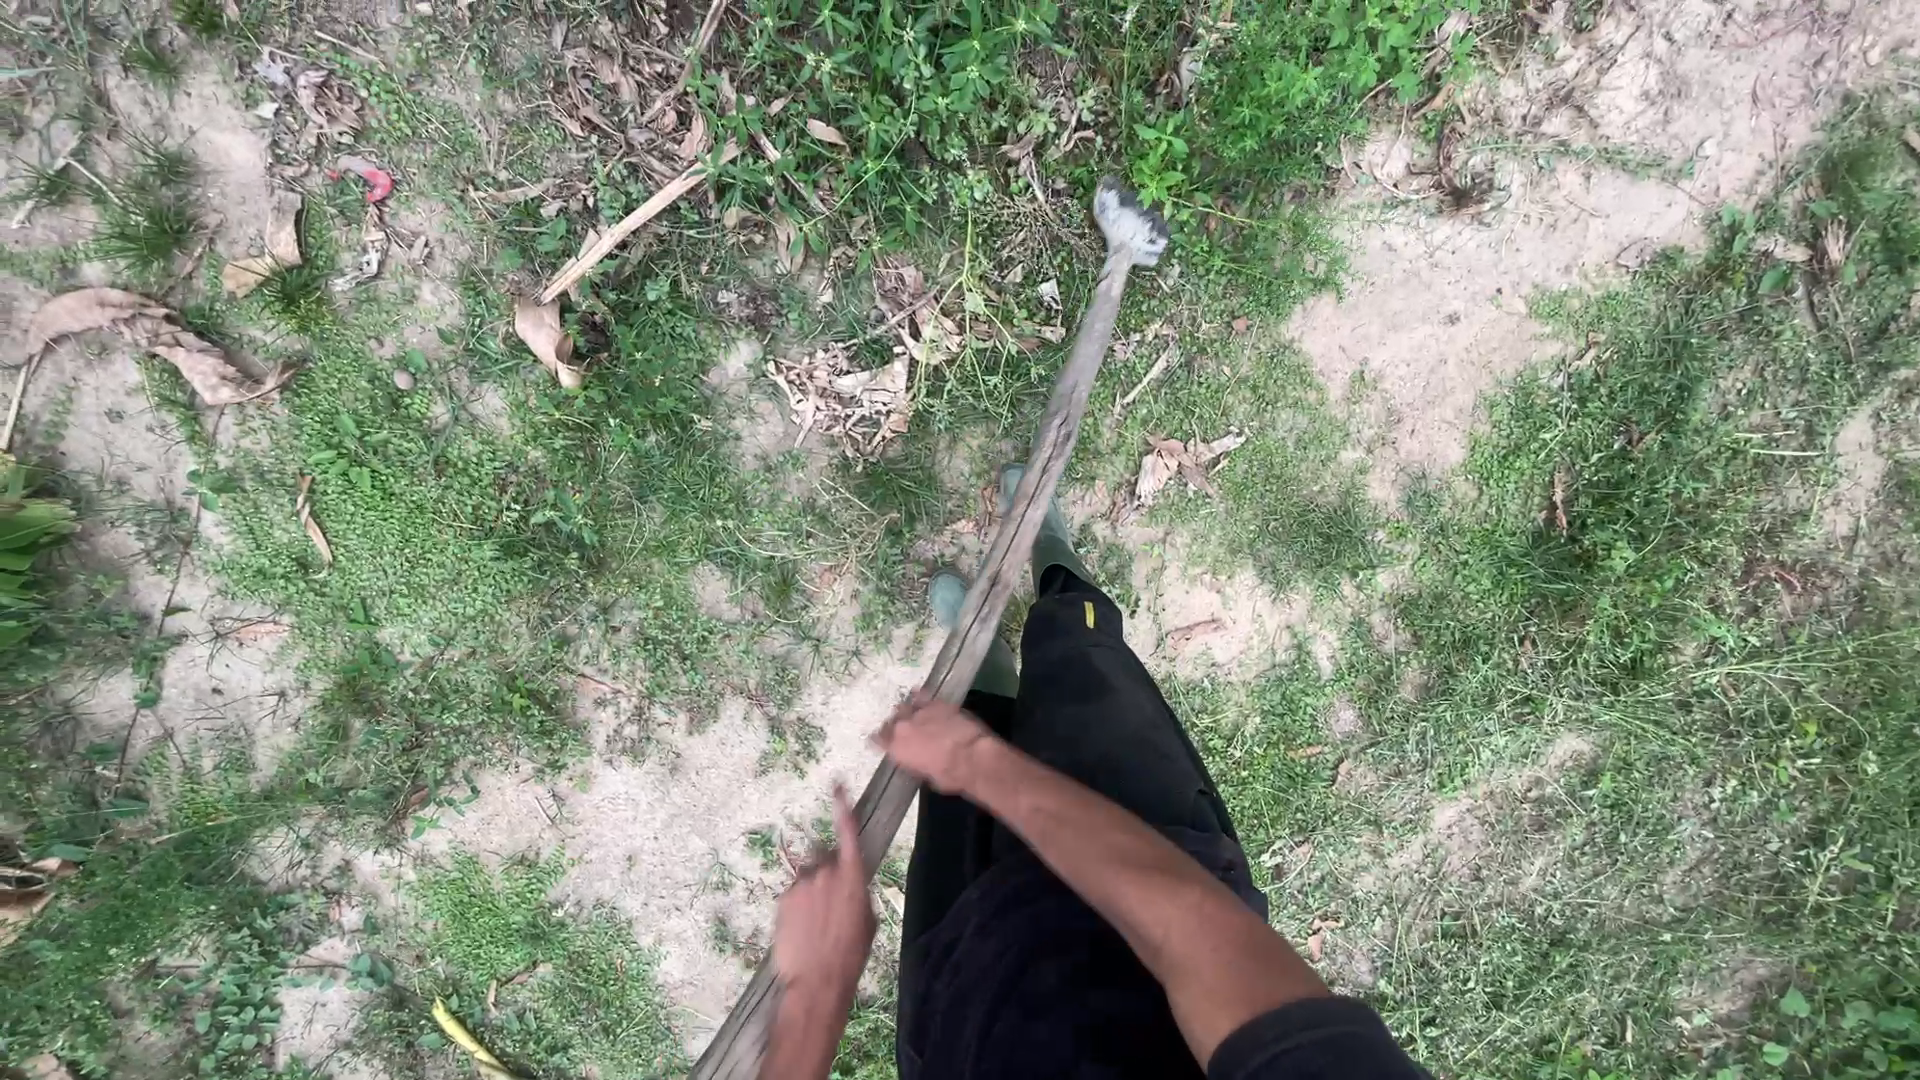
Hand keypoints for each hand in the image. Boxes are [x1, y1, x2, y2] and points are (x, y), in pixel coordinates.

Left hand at [771, 785, 875, 995]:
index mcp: (853, 874)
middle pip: (826, 859)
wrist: (818, 979)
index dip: (843, 806)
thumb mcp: (867, 918)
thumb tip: (848, 883)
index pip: (848, 830)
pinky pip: (793, 895)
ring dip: (811, 892)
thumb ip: (857, 891)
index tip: (837, 785)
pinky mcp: (783, 898)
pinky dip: (796, 907)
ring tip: (814, 924)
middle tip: (830, 905)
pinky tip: (801, 929)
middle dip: (827, 873)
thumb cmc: (851, 952)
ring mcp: (802, 883)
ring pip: (808, 879)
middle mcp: (826, 871)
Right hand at [873, 692, 996, 793]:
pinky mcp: (936, 703)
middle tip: (900, 729)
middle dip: (894, 725)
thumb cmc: (948, 776)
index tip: (879, 739)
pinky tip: (918, 694)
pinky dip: (919, 696)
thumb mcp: (923, 774)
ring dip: (906, 711)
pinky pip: (922, 695)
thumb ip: (912, 760)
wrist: (970, 757)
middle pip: (890, 722)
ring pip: (904, 707)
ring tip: (910, 713)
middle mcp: (902, 728)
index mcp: (896, 749)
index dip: (879, 739)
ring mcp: (918, 713)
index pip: (877, 740)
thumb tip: (914, 755)